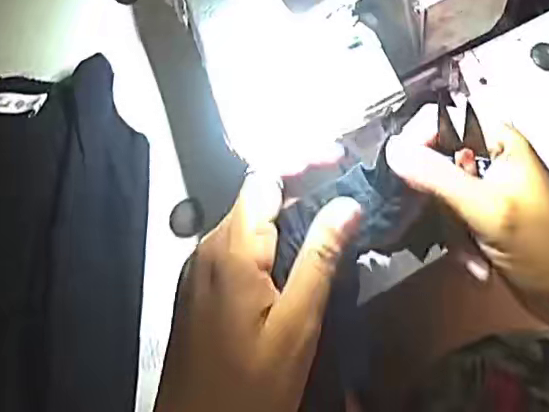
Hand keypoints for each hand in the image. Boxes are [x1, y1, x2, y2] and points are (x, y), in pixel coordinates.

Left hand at [154, 174, 363, 411]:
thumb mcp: (295, 326)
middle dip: (304, 194)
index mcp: (230, 247)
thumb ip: (321, 257)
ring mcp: (200, 270)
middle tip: (347, 204)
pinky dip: (272, 247)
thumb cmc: (245, 391)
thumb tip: (348, 203)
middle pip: (260, 199)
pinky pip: (240, 251)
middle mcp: (208, 247)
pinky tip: (298, 268)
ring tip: (332, 234)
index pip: (266, 176)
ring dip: (290, 222)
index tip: (339, 160)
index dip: (303, 160)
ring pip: (251, 225)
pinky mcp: (200, 292)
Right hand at [383, 105, 548, 329]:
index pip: (442, 119)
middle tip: (447, 223)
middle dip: (437, 199)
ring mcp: (485, 189)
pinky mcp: (482, 218)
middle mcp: (489, 157)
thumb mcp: (490, 210)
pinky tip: (478, 264)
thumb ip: (439, 177)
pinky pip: (450, 221)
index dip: (419, 142)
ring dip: (450, 229)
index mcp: (497, 138)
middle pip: (435, 159)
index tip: (403, 172)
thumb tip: (395, 150)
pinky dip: (458, 245)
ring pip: (438, 195)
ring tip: (472, 253)